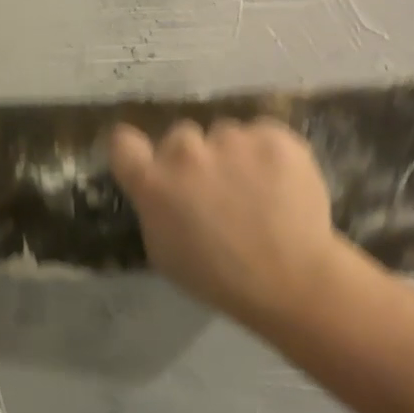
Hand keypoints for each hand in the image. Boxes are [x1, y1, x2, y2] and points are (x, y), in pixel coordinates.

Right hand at [107, 118, 376, 325]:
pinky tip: (279, 182)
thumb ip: (155, 209)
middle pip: (180, 136)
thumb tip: (162, 192)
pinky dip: (267, 153)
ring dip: (231, 154)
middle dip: (191, 158)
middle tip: (212, 187)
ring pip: (224, 134)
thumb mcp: (163, 251)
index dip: (134, 150)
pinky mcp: (275, 137)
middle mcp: (187, 152)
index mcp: (153, 183)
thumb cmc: (217, 278)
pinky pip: (262, 134)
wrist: (289, 279)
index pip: (124, 143)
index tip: (148, 161)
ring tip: (253, 187)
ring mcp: (233, 140)